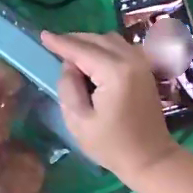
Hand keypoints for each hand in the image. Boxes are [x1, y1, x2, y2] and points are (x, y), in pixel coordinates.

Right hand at [41, 30, 178, 180]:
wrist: (150, 157)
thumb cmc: (111, 145)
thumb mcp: (78, 121)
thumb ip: (68, 87)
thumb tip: (69, 66)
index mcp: (114, 72)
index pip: (81, 50)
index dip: (59, 42)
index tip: (42, 35)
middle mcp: (130, 60)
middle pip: (97, 39)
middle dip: (73, 40)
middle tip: (52, 45)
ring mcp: (141, 63)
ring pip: (110, 40)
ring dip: (89, 43)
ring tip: (70, 54)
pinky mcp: (145, 69)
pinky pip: (121, 47)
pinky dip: (103, 48)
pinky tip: (91, 60)